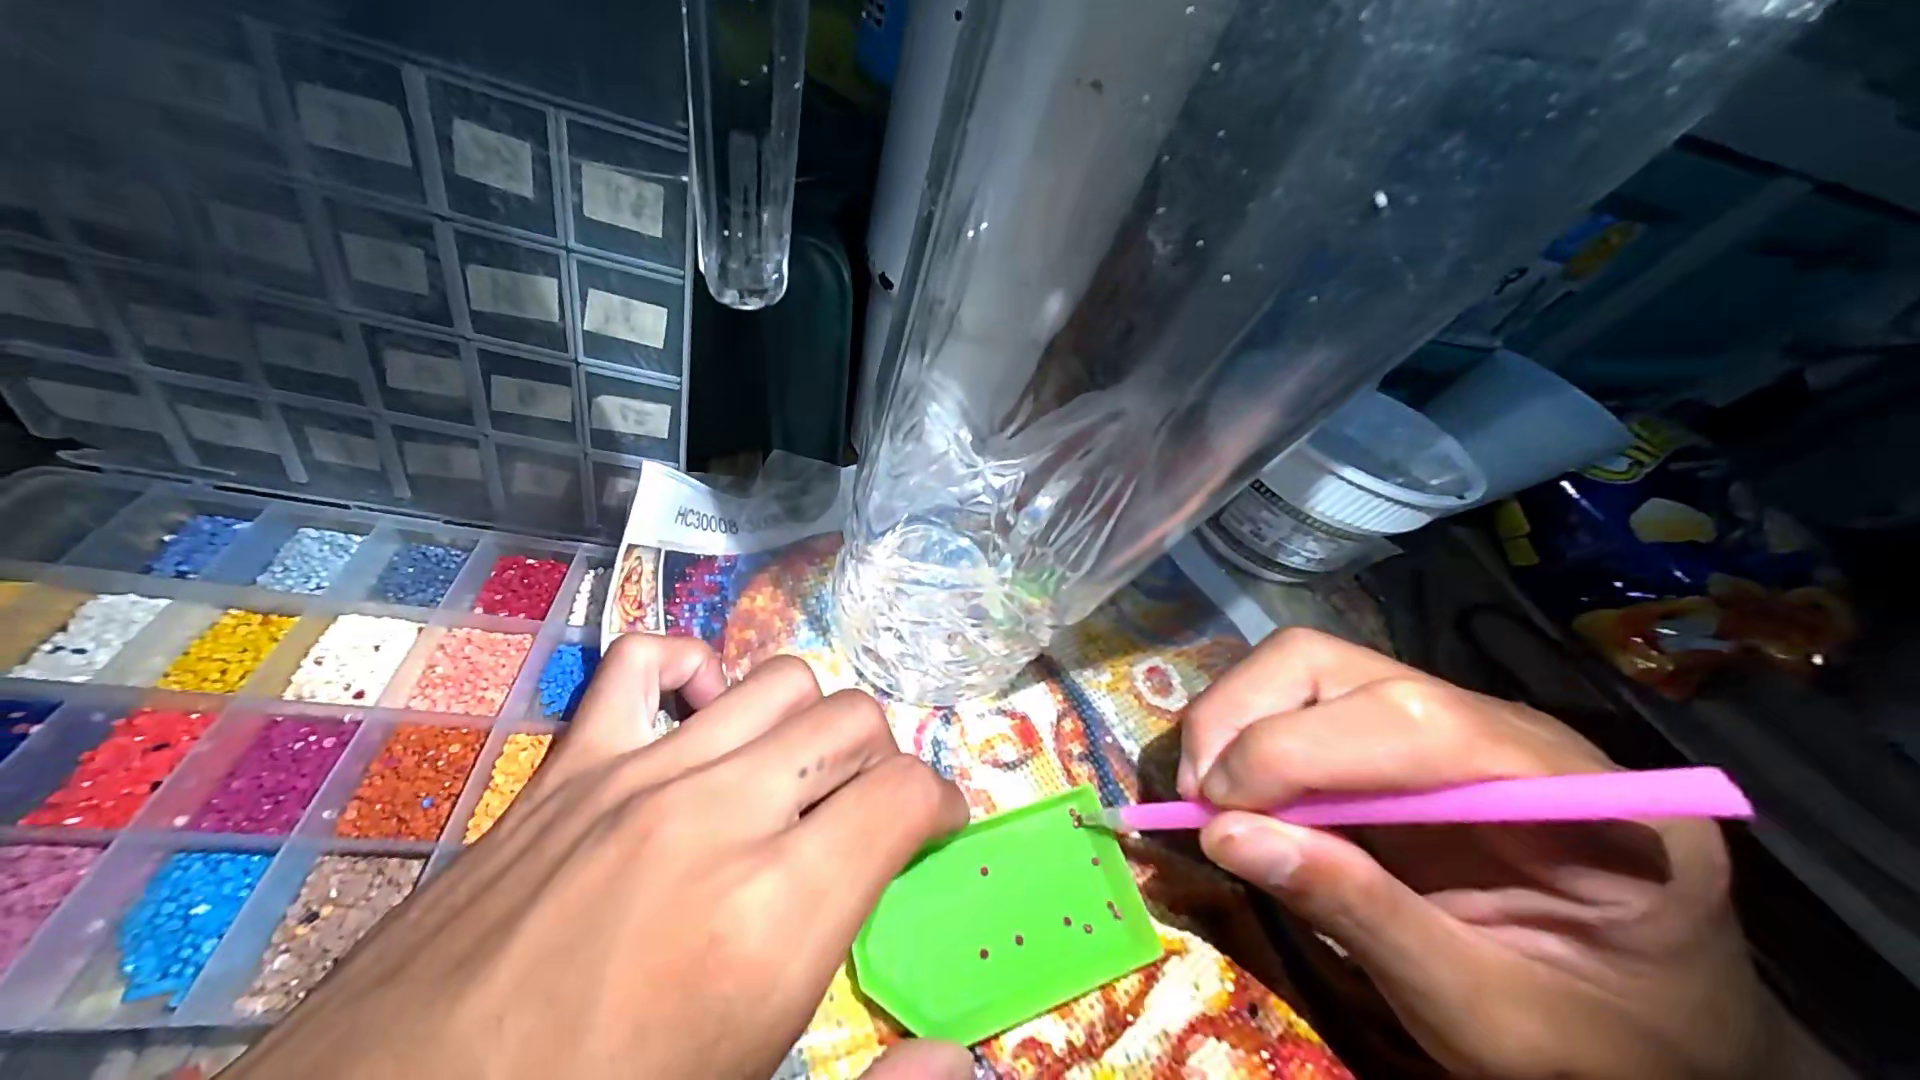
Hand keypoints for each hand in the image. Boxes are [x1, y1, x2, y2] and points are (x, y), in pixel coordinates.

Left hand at [229, 634, 973, 1079]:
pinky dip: (693, 670)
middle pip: (853, 722)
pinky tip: (701, 716)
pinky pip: (645, 661)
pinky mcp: (567, 768)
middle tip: (867, 812)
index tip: (935, 831)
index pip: (906, 794)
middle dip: (883, 760)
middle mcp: (720, 817)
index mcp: (777, 917)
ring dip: (811, 720)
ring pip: (780, 682)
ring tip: (798, 770)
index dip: (940, 806)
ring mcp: (637, 776)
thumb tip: (960, 1063)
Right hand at [1180, 628, 1841, 1079]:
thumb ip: (1364, 917)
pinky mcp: (1400, 730)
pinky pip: (1302, 700)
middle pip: (1332, 664)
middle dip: (1240, 720)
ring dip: (1232, 720)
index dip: (1291, 751)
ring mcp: (1445, 716)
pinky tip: (1240, 791)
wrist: (1654, 1030)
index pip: (1406, 720)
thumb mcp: (1487, 1014)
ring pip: (1303, 666)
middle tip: (1200, 801)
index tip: (1216, 815)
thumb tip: (1223, 836)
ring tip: (1212, 798)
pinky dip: (1245, 734)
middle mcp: (1499, 724)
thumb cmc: (1594, 1040)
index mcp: (1571, 792)